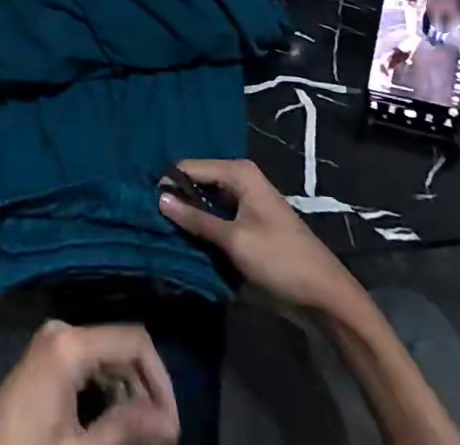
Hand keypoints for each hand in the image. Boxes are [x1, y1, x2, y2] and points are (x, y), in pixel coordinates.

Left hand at [0, 321, 178, 444]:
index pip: (135, 342)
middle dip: (145, 391)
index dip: (161, 382)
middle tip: (162, 435)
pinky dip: (107, 393)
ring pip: (107, 358)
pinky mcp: (44, 361)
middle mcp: (62, 332)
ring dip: (128, 394)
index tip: (172, 427)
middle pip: (121, 348)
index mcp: (71, 343)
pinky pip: (89, 366)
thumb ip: (127, 429)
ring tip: (142, 434)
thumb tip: (171, 423)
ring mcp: (50, 345)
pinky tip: (116, 423)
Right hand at [158, 159, 360, 312]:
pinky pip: (214, 215)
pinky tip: (179, 235)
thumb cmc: (279, 259)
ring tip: (153, 225)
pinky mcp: (245, 222)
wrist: (321, 291)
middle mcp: (241, 179)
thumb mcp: (234, 240)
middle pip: (197, 181)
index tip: (139, 200)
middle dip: (175, 196)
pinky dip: (199, 223)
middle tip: (143, 214)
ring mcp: (244, 201)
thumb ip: (196, 219)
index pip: (190, 167)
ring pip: (204, 199)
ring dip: (186, 212)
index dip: (166, 182)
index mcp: (240, 173)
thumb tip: (159, 199)